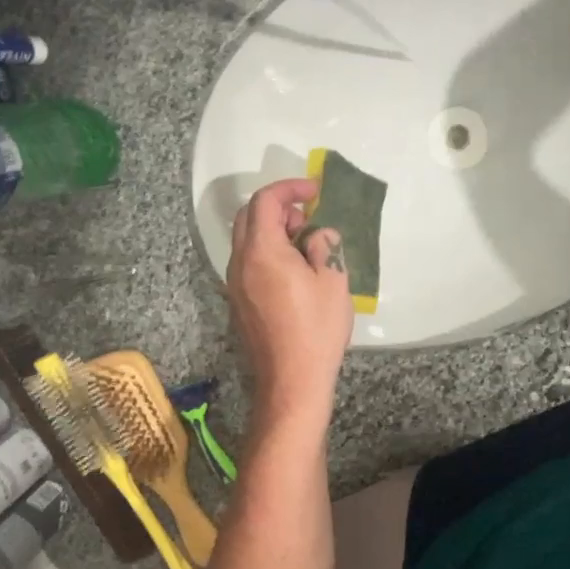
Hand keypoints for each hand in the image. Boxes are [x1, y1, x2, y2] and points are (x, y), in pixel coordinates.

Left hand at [227, 179, 352, 420]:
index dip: (290, 188)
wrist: (291, 380)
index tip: (314, 191)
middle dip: (278, 207)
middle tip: (308, 218)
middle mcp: (240, 262)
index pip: (265, 201)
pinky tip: (295, 272)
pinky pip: (249, 263)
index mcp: (262, 251)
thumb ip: (325, 247)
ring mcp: (235, 284)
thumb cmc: (317, 329)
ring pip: (246, 241)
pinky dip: (268, 253)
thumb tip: (318, 234)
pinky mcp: (239, 303)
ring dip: (273, 232)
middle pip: (248, 217)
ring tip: (306, 245)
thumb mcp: (334, 281)